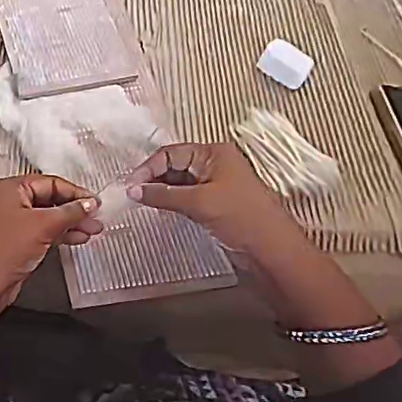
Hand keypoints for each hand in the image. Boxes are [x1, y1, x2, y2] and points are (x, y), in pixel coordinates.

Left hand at [0, 174, 103, 306]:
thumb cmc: (3, 252)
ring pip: (48, 216)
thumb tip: (87, 204)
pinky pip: (43, 231)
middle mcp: (9, 201)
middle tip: (94, 216)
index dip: (74, 192)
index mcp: (10, 188)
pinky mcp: (17, 239)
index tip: (93, 202)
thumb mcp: (44, 225)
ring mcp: (13, 221)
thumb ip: (70, 212)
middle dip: (74, 210)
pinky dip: (60, 233)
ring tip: (91, 229)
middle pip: (50, 199)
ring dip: (71, 223)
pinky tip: (77, 237)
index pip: (50, 183)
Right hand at [126, 142, 294, 249]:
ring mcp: (214, 184)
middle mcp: (214, 164)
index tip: (131, 185)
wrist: (270, 248)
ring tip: (140, 201)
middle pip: (173, 165)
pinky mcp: (213, 202)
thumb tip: (134, 190)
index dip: (149, 168)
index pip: (172, 153)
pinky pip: (185, 196)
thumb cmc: (242, 217)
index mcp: (214, 154)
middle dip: (152, 178)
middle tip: (132, 194)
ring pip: (178, 182)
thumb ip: (162, 194)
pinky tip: (158, 208)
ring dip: (160, 190)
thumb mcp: (198, 202)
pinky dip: (170, 200)